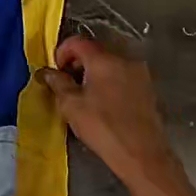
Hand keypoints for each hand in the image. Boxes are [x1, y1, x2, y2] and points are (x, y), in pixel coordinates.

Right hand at [36, 35, 187, 195]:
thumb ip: (58, 84)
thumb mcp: (71, 106)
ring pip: (111, 65)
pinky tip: (105, 105)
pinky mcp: (148, 88)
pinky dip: (110, 83)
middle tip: (67, 86)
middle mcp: (125, 60)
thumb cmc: (103, 127)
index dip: (62, 52)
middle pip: (96, 52)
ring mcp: (140, 73)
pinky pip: (123, 77)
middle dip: (78, 64)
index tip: (56, 71)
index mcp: (104, 60)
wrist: (141, 153)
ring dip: (95, 75)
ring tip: (86, 98)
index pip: (78, 42)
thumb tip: (47, 72)